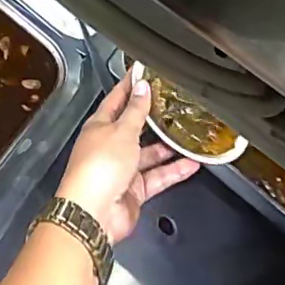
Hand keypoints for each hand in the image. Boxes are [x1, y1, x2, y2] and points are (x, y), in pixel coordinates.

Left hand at [56, 72, 200, 242]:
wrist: (93, 212)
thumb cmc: (97, 168)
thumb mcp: (121, 131)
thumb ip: (135, 111)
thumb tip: (142, 88)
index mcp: (99, 125)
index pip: (117, 99)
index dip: (129, 85)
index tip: (142, 72)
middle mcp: (109, 145)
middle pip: (133, 126)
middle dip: (152, 117)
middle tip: (171, 104)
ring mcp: (121, 168)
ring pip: (148, 153)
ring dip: (167, 146)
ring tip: (186, 135)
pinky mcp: (133, 190)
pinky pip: (157, 176)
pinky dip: (174, 171)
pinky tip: (191, 164)